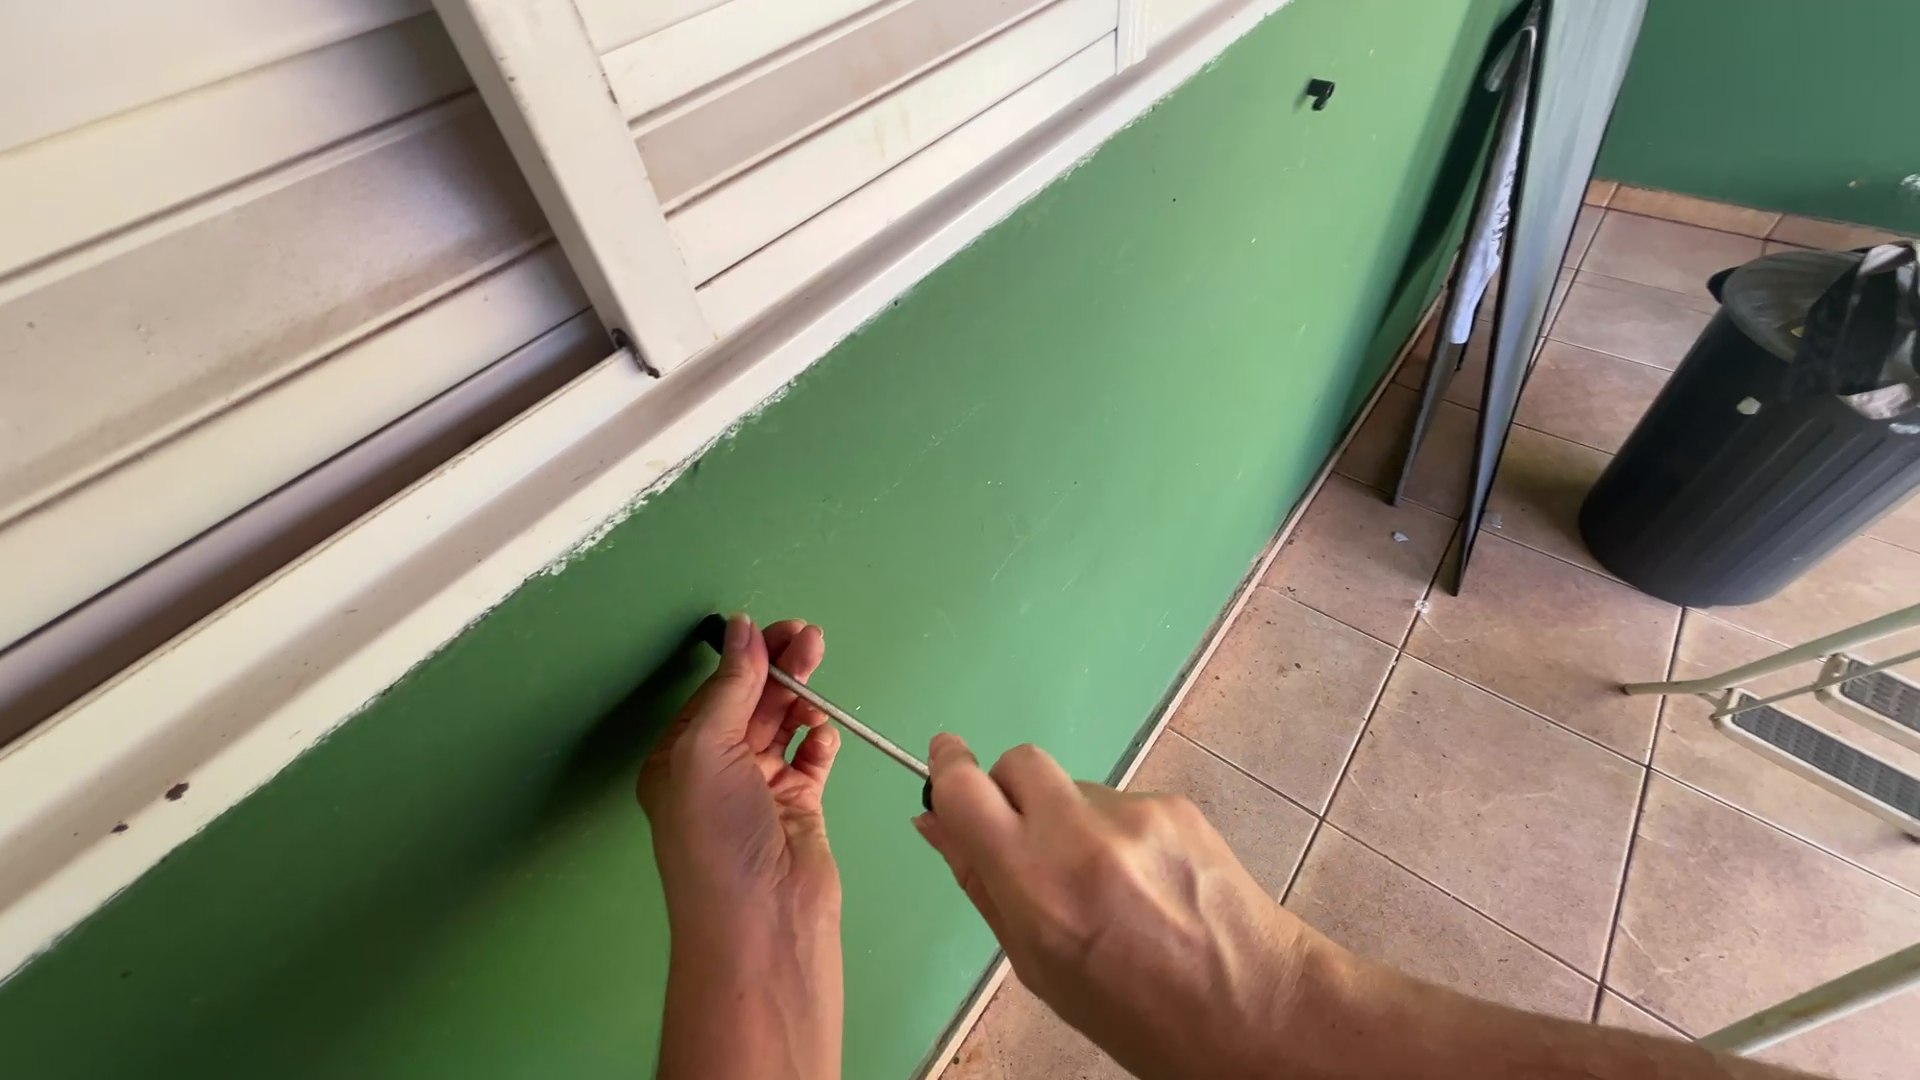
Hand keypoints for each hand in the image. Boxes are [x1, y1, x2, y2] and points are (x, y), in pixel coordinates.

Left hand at [637, 614, 842, 1079]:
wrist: (762, 924)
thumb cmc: (718, 834)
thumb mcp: (708, 750)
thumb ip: (731, 687)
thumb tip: (743, 627)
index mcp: (682, 756)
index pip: (718, 692)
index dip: (748, 657)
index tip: (780, 629)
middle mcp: (717, 769)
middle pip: (753, 702)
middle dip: (781, 668)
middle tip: (811, 638)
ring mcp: (760, 789)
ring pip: (784, 725)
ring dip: (802, 697)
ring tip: (821, 669)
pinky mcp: (798, 806)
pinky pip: (810, 760)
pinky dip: (818, 742)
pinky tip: (822, 736)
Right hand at [913, 735, 1323, 1079]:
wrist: (1257, 1009)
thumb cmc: (1131, 1011)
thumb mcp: (1038, 966)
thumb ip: (980, 884)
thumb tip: (934, 822)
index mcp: (1036, 887)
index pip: (965, 791)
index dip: (947, 766)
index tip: (943, 755)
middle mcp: (1081, 836)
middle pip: (1018, 760)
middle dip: (1009, 787)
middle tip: (1026, 834)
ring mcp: (1134, 813)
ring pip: (1072, 785)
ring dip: (1068, 816)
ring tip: (1104, 879)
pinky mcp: (1174, 803)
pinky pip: (1119, 800)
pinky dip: (1115, 829)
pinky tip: (1144, 877)